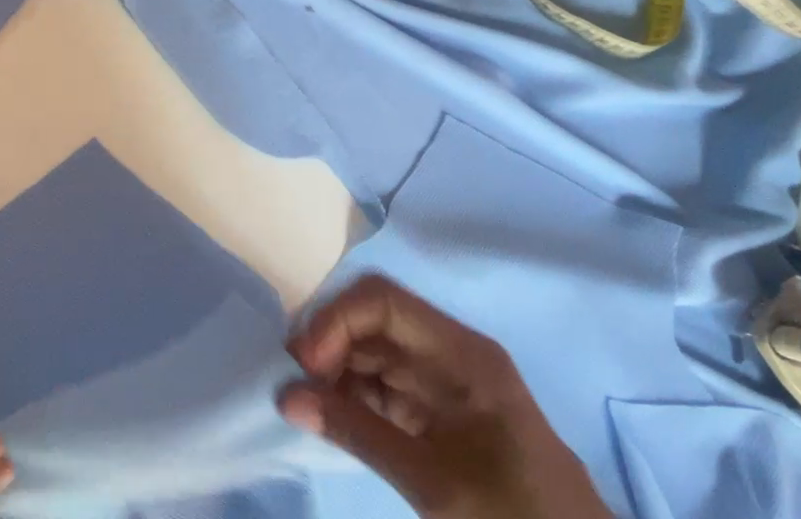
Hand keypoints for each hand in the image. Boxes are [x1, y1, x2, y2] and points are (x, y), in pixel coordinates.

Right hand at [279, 275, 609, 518]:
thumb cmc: (515, 517)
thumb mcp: (435, 483)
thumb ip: (357, 433)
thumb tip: (285, 396)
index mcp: (462, 355)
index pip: (381, 302)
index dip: (334, 321)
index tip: (304, 367)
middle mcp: (450, 356)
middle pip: (371, 322)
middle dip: (326, 346)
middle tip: (295, 388)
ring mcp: (442, 385)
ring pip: (370, 353)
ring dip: (332, 373)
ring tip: (306, 408)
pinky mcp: (435, 415)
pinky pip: (379, 386)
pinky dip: (348, 397)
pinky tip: (330, 420)